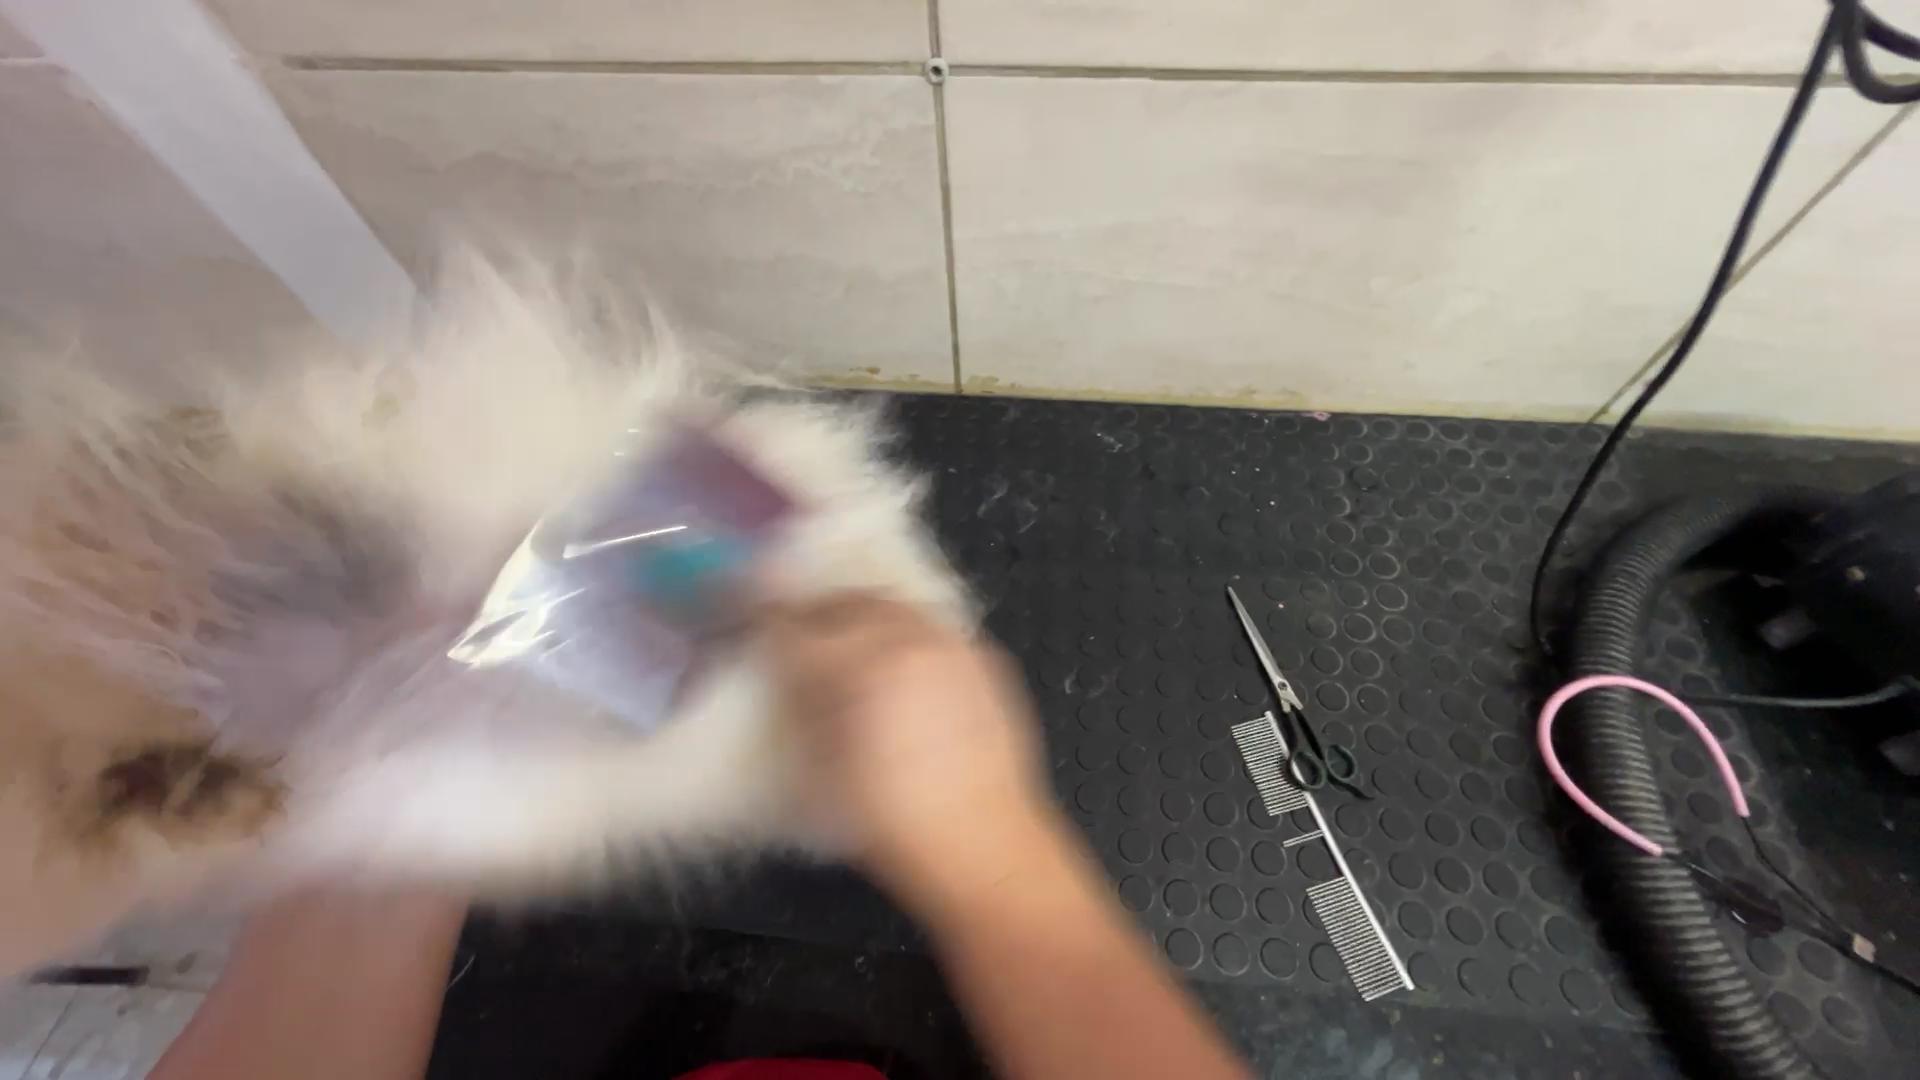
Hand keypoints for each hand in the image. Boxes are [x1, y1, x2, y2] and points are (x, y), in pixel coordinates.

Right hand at [762, 594, 1057, 903]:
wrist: (985, 843)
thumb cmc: (890, 824)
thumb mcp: (818, 773)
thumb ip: (798, 706)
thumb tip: (785, 672)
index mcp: (854, 668)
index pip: (791, 622)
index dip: (764, 616)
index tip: (752, 617)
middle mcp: (904, 641)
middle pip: (845, 600)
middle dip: (815, 611)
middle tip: (800, 632)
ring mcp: (949, 644)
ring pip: (893, 605)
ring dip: (863, 615)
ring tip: (851, 642)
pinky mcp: (984, 657)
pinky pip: (934, 628)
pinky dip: (908, 635)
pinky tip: (904, 665)